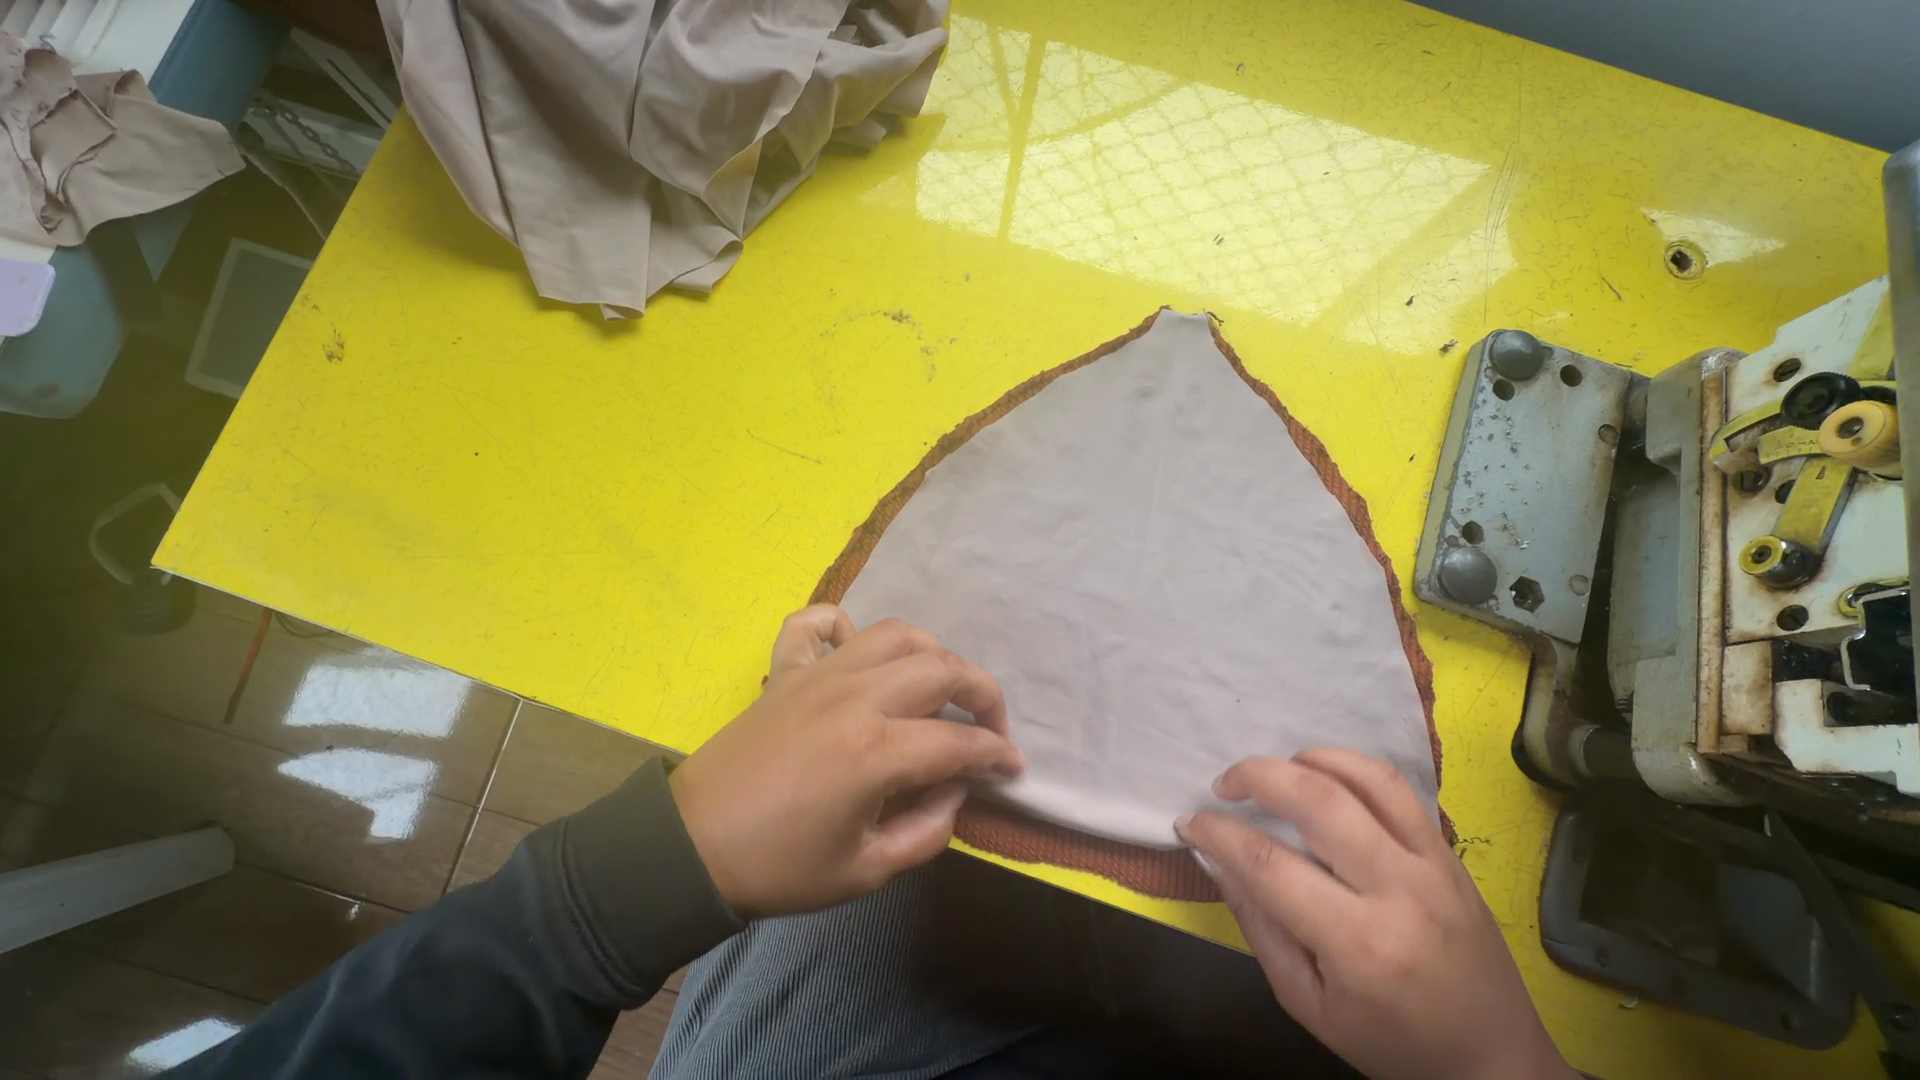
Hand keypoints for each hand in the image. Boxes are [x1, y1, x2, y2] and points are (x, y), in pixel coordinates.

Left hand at [669, 605, 1024, 917]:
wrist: (691, 848)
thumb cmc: (780, 868)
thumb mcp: (866, 871)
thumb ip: (928, 830)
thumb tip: (955, 789)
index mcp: (876, 751)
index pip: (959, 742)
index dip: (996, 754)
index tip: (1012, 768)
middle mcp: (855, 697)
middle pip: (941, 669)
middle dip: (982, 693)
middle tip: (989, 726)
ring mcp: (818, 674)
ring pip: (894, 634)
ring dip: (930, 654)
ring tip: (938, 687)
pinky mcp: (785, 672)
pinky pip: (815, 624)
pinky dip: (842, 624)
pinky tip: (856, 649)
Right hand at [1177, 749, 1574, 1079]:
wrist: (1495, 1063)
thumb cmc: (1391, 1044)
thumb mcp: (1307, 1003)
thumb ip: (1259, 927)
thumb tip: (1219, 861)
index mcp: (1358, 943)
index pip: (1269, 863)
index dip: (1218, 834)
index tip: (1190, 823)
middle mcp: (1399, 892)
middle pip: (1318, 800)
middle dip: (1256, 776)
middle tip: (1224, 785)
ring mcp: (1434, 866)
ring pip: (1366, 778)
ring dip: (1307, 759)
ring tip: (1274, 772)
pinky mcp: (1451, 855)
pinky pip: (1399, 789)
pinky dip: (1351, 768)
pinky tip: (1322, 777)